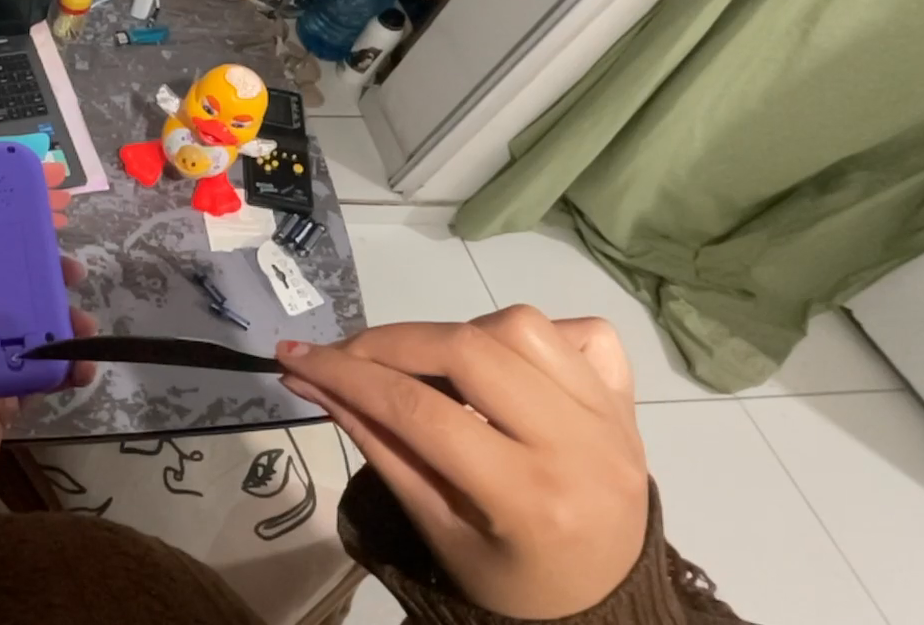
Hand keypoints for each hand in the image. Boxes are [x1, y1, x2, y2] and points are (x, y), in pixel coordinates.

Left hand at [0, 164, 94, 620]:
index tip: (33, 211)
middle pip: (4, 291)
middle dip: (38, 276)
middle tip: (73, 266)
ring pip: (27, 331)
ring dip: (59, 323)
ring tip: (85, 324)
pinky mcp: (3, 404)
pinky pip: (38, 377)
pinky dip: (62, 370)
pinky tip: (84, 366)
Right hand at [277, 307, 648, 619]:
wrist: (602, 605)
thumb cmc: (503, 576)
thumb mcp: (428, 521)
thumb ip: (369, 437)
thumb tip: (302, 374)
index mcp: (531, 499)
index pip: (419, 410)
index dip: (346, 375)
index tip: (295, 357)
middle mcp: (584, 448)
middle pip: (468, 350)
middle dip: (389, 342)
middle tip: (346, 357)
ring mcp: (615, 418)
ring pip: (518, 325)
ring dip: (454, 333)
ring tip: (427, 367)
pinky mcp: (629, 400)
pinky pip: (579, 332)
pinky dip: (527, 336)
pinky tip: (501, 366)